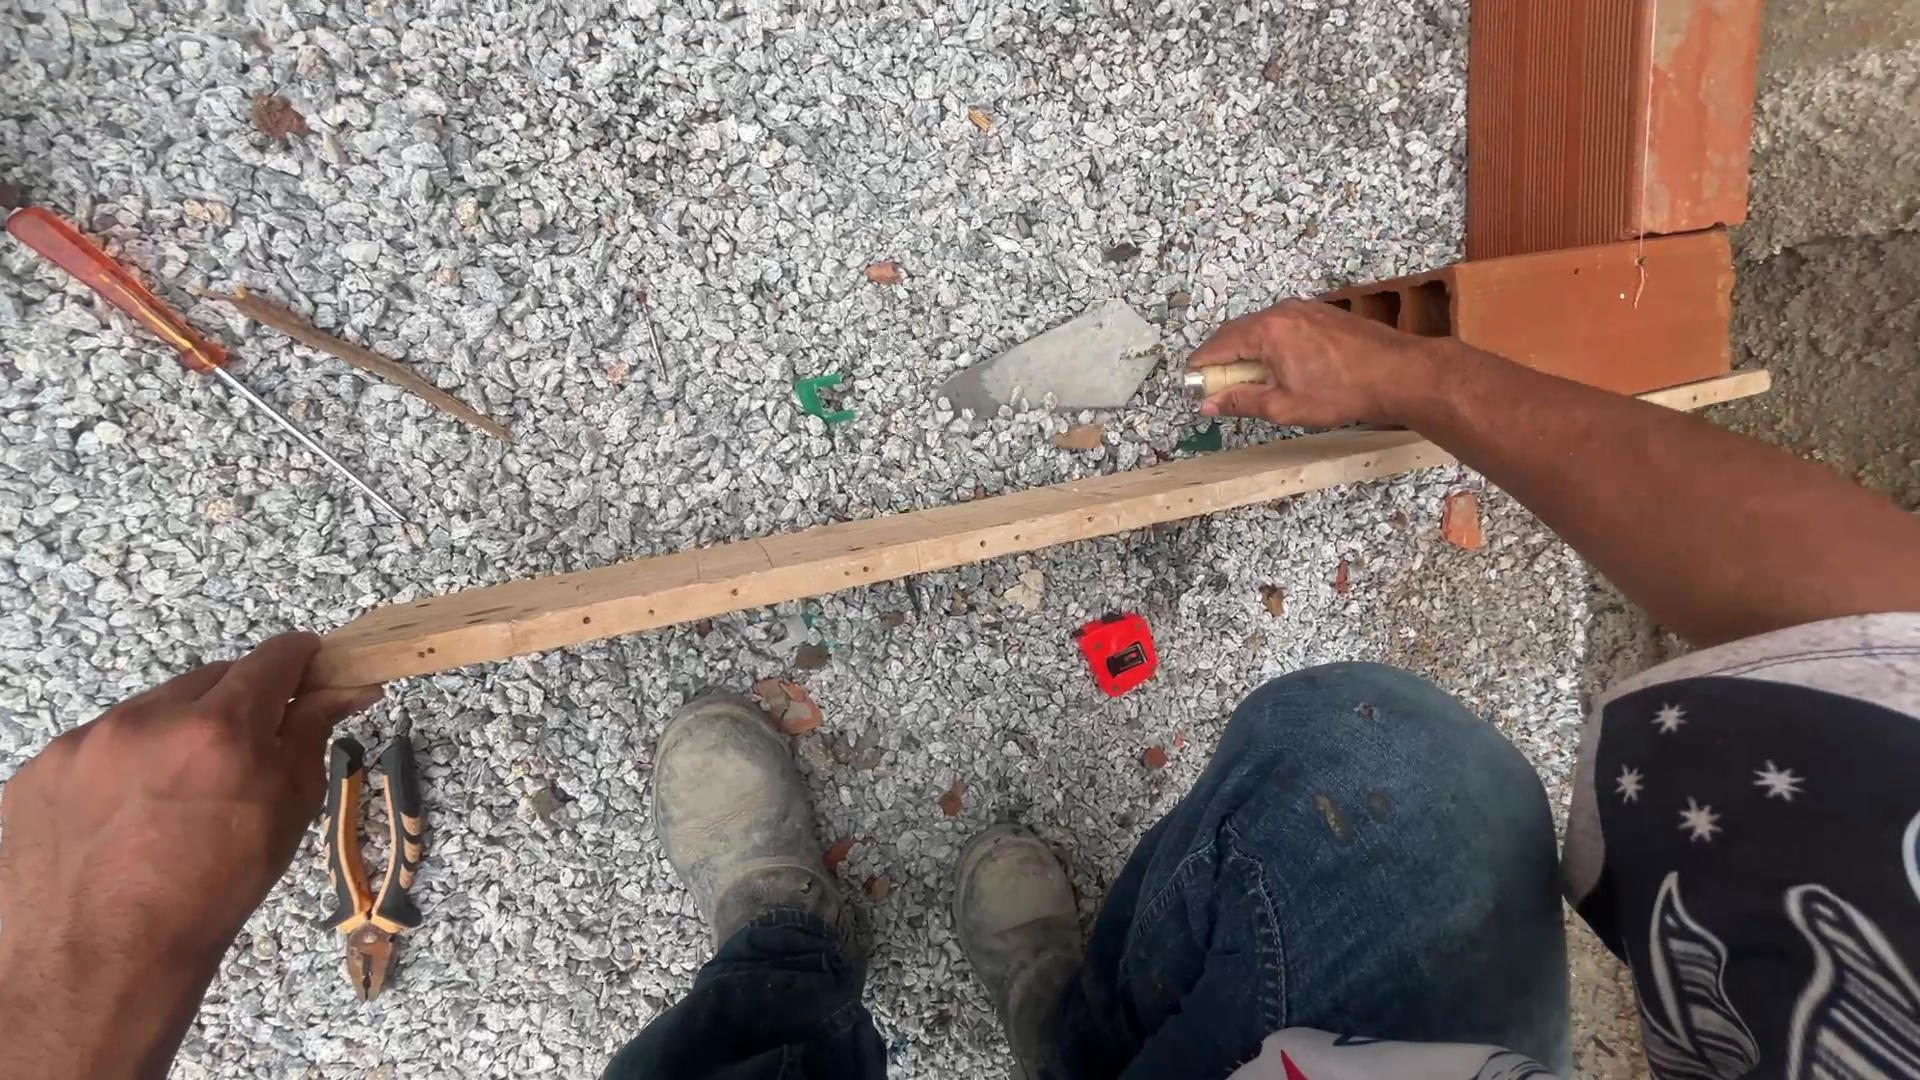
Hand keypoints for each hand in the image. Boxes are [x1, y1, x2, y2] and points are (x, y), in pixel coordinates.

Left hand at [0, 633, 380, 1079]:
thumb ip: (314, 731)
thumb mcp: (293, 800)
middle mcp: (147, 719)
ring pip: (158, 705)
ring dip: (189, 722)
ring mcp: (83, 743)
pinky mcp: (37, 770)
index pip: (274, 656)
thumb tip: (350, 689)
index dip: (304, 656)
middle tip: (260, 737)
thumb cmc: (222, 878)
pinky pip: (106, 738)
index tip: (317, 669)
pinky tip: (141, 800)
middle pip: (215, 675)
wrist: (103, 956)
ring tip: (193, 778)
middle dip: (246, 694)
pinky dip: (137, 752)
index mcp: (220, 726)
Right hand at [1188, 299, 1443, 427]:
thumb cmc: (1340, 392)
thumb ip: (1240, 401)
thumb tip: (1208, 405)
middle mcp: (1281, 312)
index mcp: (1266, 332)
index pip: (1217, 346)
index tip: (1191, 384)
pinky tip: (1275, 366)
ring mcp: (1303, 308)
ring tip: (1247, 380)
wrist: (1400, 374)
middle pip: (1235, 332)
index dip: (1200, 366)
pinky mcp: (1320, 313)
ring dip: (1244, 351)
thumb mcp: (1283, 405)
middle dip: (1220, 358)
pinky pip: (1280, 325)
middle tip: (1216, 386)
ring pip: (1258, 328)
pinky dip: (1267, 344)